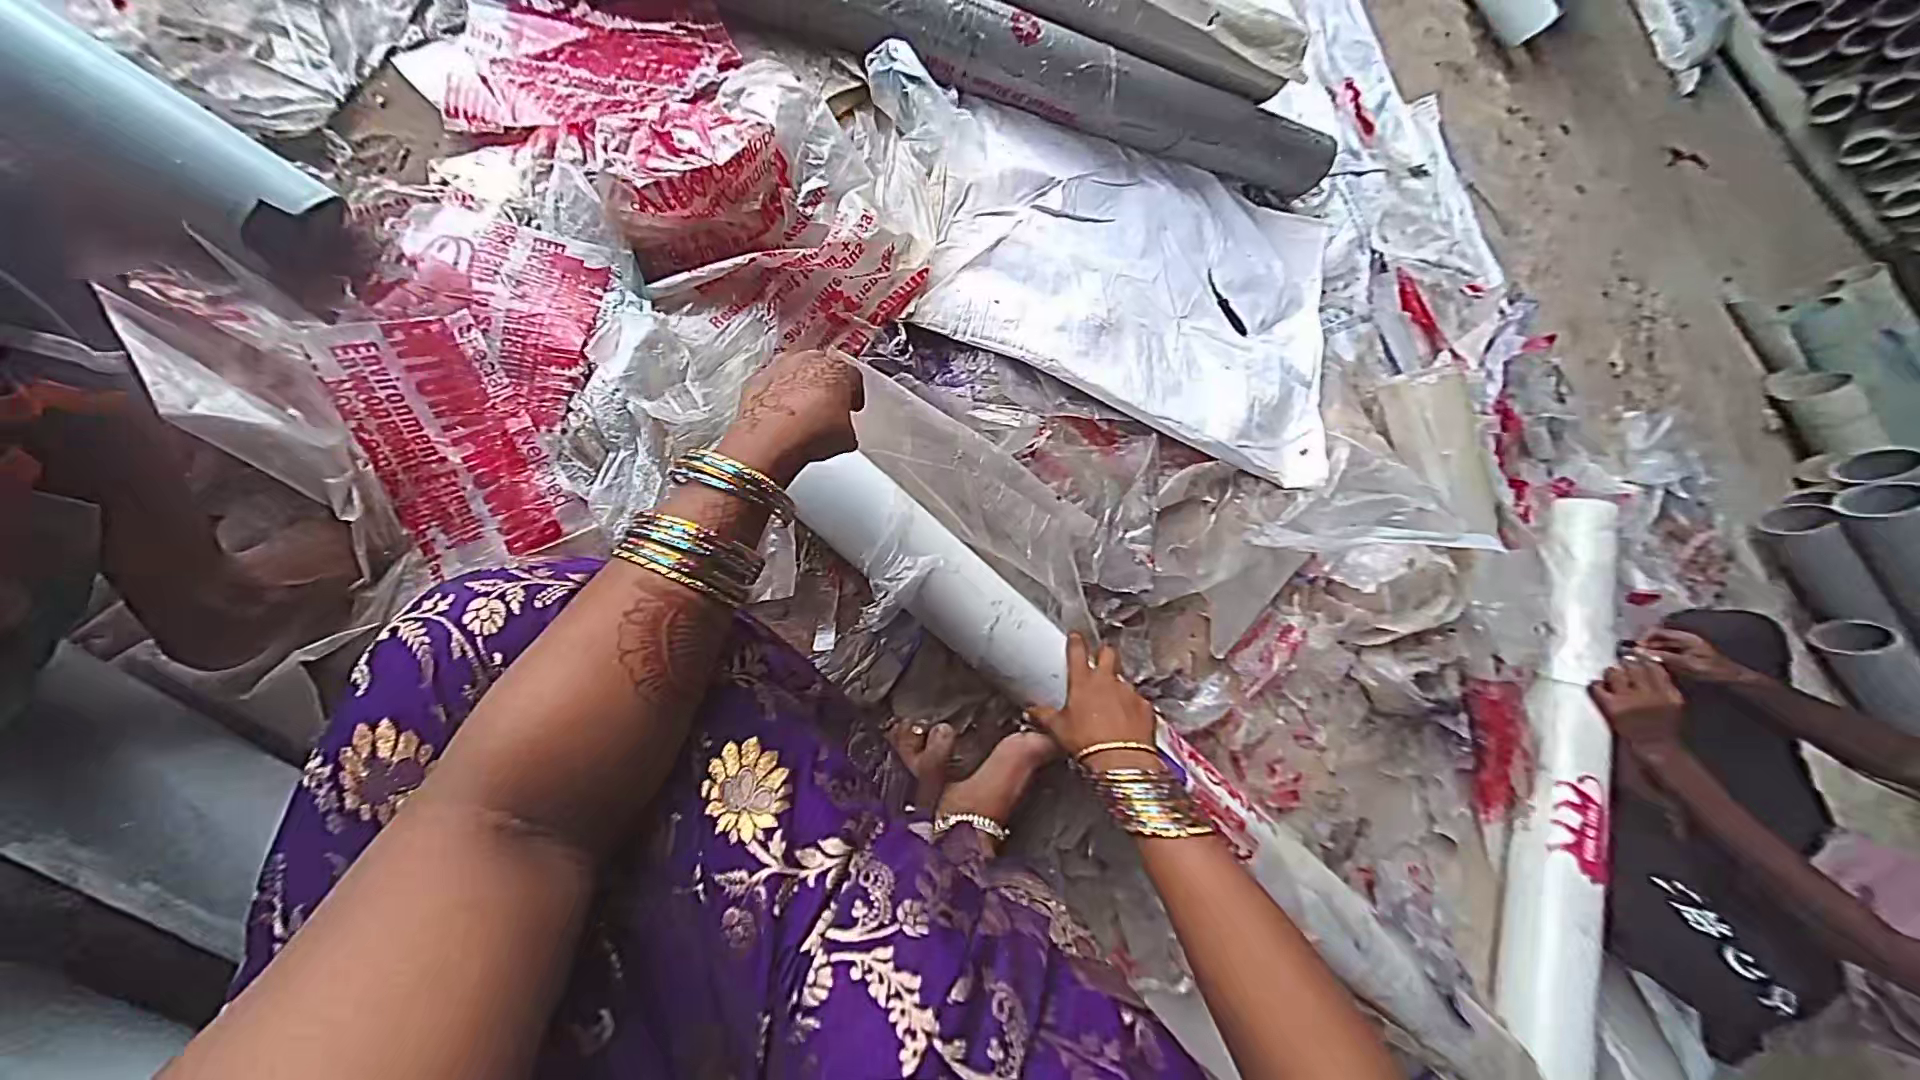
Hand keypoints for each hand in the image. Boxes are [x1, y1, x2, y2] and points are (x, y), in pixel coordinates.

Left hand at [716, 349, 862, 483]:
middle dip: (824, 388)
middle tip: (826, 411)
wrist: (772, 438)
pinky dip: (776, 398)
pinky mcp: (757, 379)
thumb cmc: (810, 431)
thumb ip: (847, 425)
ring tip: (802, 417)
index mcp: (837, 368)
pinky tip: (780, 421)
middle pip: (822, 370)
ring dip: (798, 390)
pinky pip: (772, 386)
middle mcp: (808, 359)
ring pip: (795, 374)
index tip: (850, 406)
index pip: (852, 377)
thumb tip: (842, 434)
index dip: (853, 395)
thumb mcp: (847, 437)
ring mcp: (780, 366)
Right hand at [1026, 634, 1159, 772]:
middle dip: (1104, 653)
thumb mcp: (1058, 729)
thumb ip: (1044, 716)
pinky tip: (1128, 719)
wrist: (1120, 760)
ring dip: (1118, 685)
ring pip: (1123, 678)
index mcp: (1082, 681)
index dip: (1076, 641)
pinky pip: (1138, 700)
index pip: (1078, 651)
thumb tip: (1033, 711)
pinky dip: (1133, 706)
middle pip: (1108, 653)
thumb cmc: (1087, 742)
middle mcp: (1107, 680)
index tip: (1075, 637)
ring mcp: (1128, 691)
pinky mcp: (1144, 706)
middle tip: (1100, 660)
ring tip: (1112, 701)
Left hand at [1589, 655, 1686, 752]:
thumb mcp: (1673, 703)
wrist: (1654, 746)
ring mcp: (1629, 699)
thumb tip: (1646, 664)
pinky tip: (1599, 688)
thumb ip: (1663, 685)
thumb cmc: (1663, 724)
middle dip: (1625, 664)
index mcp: (1668, 693)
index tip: (1635, 657)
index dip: (1642, 659)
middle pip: (1632, 667)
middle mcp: (1649, 694)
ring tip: (1611, 676)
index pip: (1652, 667)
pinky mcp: (1611, 706)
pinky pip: (1598, 687)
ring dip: (1610, 673)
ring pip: (1613, 673)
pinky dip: (1596, 685)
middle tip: (1621, 665)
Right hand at [1638, 628, 1747, 683]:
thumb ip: (1663, 657)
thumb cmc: (1714, 671)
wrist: (1733, 680)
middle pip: (1655, 638)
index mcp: (1685, 637)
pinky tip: (1649, 664)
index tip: (1635, 648)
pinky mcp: (1680, 655)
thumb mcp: (1688, 664)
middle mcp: (1681, 639)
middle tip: (1633, 656)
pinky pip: (1661, 653)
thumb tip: (1637, 651)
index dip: (1643, 637)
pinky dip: (1653, 657)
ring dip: (1647, 652)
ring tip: (1639, 661)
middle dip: (1643, 646)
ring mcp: (1681, 647)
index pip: (1656, 631)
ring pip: (1656, 646)